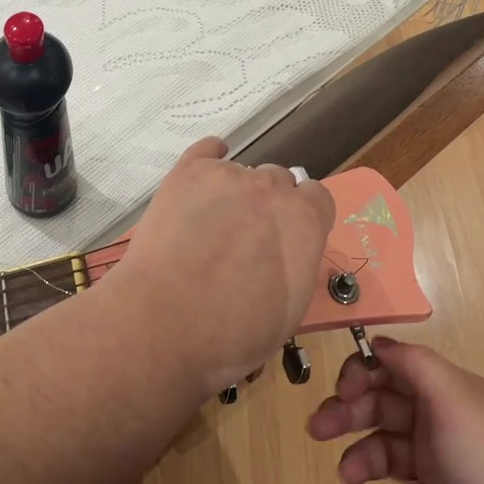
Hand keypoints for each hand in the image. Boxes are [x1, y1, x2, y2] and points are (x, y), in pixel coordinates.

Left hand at [104, 137, 334, 397]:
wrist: (165, 321)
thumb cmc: (233, 333)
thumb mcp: (288, 312)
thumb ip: (295, 267)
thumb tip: (286, 255)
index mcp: (305, 221)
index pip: (317, 197)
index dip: (304, 216)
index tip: (288, 235)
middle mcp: (271, 188)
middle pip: (278, 181)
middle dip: (268, 205)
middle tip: (245, 237)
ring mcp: (227, 175)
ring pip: (241, 172)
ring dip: (235, 192)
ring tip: (211, 224)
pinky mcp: (187, 172)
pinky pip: (206, 150)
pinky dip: (209, 158)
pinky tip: (203, 173)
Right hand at [307, 339, 483, 483]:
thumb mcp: (458, 404)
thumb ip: (417, 365)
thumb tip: (378, 341)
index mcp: (453, 394)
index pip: (398, 368)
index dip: (364, 372)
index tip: (341, 389)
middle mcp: (446, 427)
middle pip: (383, 408)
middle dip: (347, 414)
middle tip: (316, 429)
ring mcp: (444, 471)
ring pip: (385, 453)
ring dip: (360, 459)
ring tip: (349, 477)